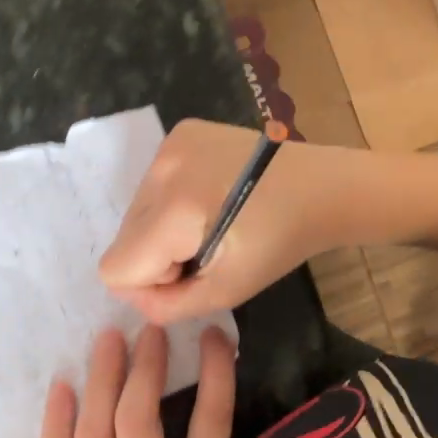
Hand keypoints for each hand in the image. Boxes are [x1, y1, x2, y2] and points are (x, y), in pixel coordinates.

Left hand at [39, 325, 235, 437]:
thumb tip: (217, 362)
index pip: (211, 425)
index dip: (215, 375)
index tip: (212, 333)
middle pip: (138, 423)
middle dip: (143, 368)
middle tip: (148, 331)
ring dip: (100, 381)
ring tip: (107, 342)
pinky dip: (56, 424)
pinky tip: (64, 386)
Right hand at [100, 119, 358, 324]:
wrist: (323, 187)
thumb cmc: (281, 243)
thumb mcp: (228, 290)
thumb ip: (169, 306)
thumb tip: (135, 295)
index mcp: (175, 209)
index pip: (115, 267)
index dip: (151, 283)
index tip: (194, 271)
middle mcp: (163, 167)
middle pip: (124, 236)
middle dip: (159, 254)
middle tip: (211, 248)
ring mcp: (171, 143)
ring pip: (136, 210)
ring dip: (165, 227)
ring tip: (216, 221)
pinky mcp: (182, 130)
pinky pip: (153, 182)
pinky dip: (174, 198)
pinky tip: (214, 196)